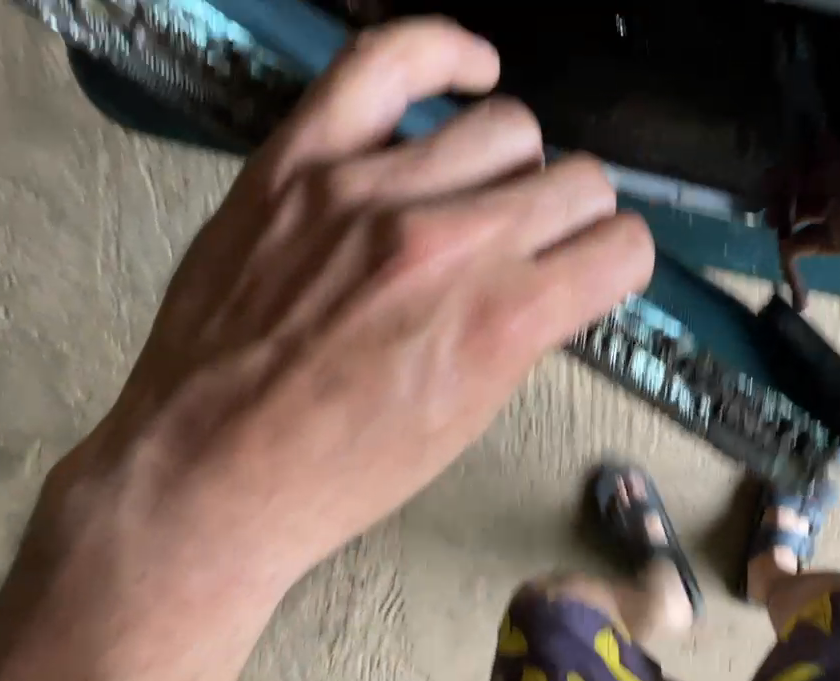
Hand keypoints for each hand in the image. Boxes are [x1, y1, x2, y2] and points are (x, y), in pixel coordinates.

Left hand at [39, 19, 654, 609]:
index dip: (621, 263)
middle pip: (579, 181)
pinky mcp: (301, 159)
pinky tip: (472, 73)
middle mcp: (453, 243)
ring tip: (494, 195)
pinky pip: (386, 61)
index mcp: (504, 322)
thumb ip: (523, 332)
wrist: (218, 468)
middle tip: (551, 244)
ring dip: (523, 165)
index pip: (621, 247)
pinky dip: (444, 53)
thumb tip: (553, 275)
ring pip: (507, 124)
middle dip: (582, 217)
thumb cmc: (351, 468)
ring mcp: (372, 189)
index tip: (601, 272)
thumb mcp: (471, 415)